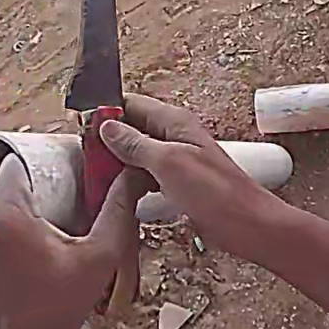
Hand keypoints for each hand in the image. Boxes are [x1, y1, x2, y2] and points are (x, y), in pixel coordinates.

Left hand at [0, 154, 149, 328]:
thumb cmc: (57, 311)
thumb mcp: (99, 259)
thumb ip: (118, 210)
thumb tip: (132, 175)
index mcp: (6, 218)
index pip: (16, 166)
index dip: (39, 170)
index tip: (57, 184)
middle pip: (3, 191)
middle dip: (28, 202)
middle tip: (51, 225)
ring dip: (7, 222)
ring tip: (31, 247)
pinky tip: (9, 263)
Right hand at [100, 93, 289, 258]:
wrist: (247, 225)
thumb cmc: (215, 192)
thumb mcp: (169, 163)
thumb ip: (136, 144)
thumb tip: (107, 126)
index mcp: (174, 122)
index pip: (133, 104)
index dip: (107, 111)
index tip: (80, 124)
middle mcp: (174, 136)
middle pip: (131, 127)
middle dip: (107, 137)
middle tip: (81, 155)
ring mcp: (175, 160)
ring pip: (136, 152)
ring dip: (115, 160)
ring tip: (91, 173)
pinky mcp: (176, 182)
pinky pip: (144, 174)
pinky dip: (128, 178)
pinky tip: (113, 191)